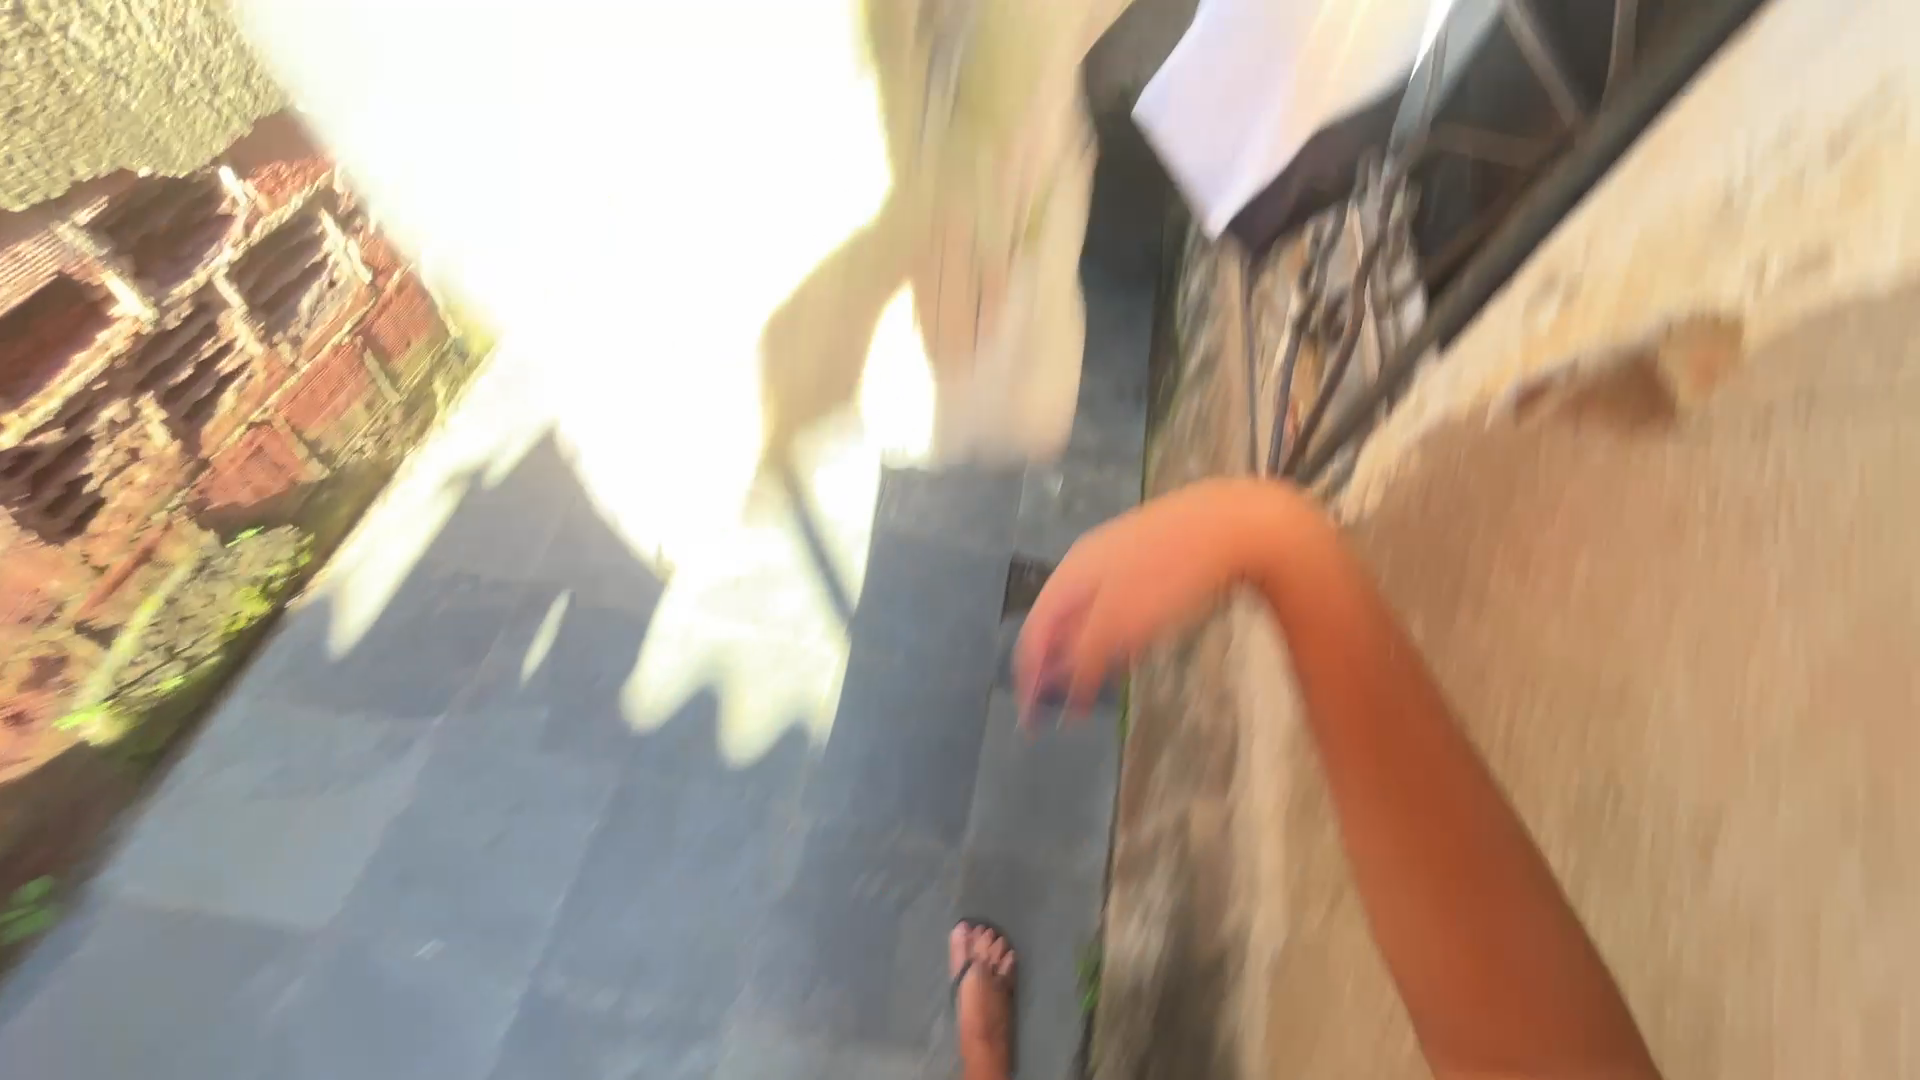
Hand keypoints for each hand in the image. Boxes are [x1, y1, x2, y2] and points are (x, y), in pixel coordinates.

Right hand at [1014, 479, 1270, 717]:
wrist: (1228, 522)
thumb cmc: (1171, 573)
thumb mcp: (1122, 621)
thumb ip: (1083, 652)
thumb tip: (1053, 680)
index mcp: (1068, 579)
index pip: (1033, 636)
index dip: (1028, 679)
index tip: (1032, 721)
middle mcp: (1080, 567)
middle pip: (1053, 625)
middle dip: (1053, 671)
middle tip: (1064, 711)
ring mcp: (1108, 560)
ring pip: (1080, 617)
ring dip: (1079, 657)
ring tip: (1092, 692)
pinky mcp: (1137, 560)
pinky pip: (1105, 606)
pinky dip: (1104, 639)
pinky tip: (1123, 653)